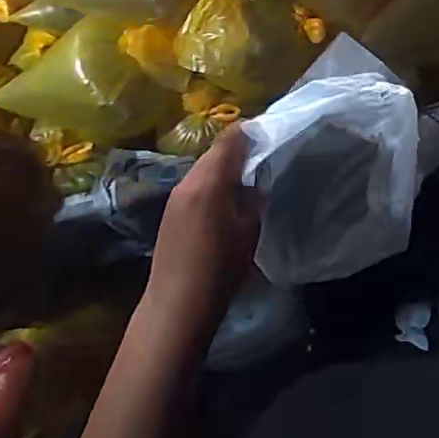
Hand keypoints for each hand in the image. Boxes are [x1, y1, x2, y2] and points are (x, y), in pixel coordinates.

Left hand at [146, 126, 261, 336]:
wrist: (176, 306)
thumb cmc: (220, 269)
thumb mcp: (249, 231)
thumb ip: (252, 199)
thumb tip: (254, 182)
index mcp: (210, 182)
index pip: (229, 140)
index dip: (249, 131)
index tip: (268, 133)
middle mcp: (188, 181)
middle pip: (215, 152)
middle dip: (238, 150)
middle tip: (263, 157)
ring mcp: (175, 196)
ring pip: (204, 169)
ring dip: (224, 168)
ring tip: (247, 179)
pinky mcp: (170, 212)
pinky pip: (195, 185)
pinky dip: (212, 184)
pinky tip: (226, 201)